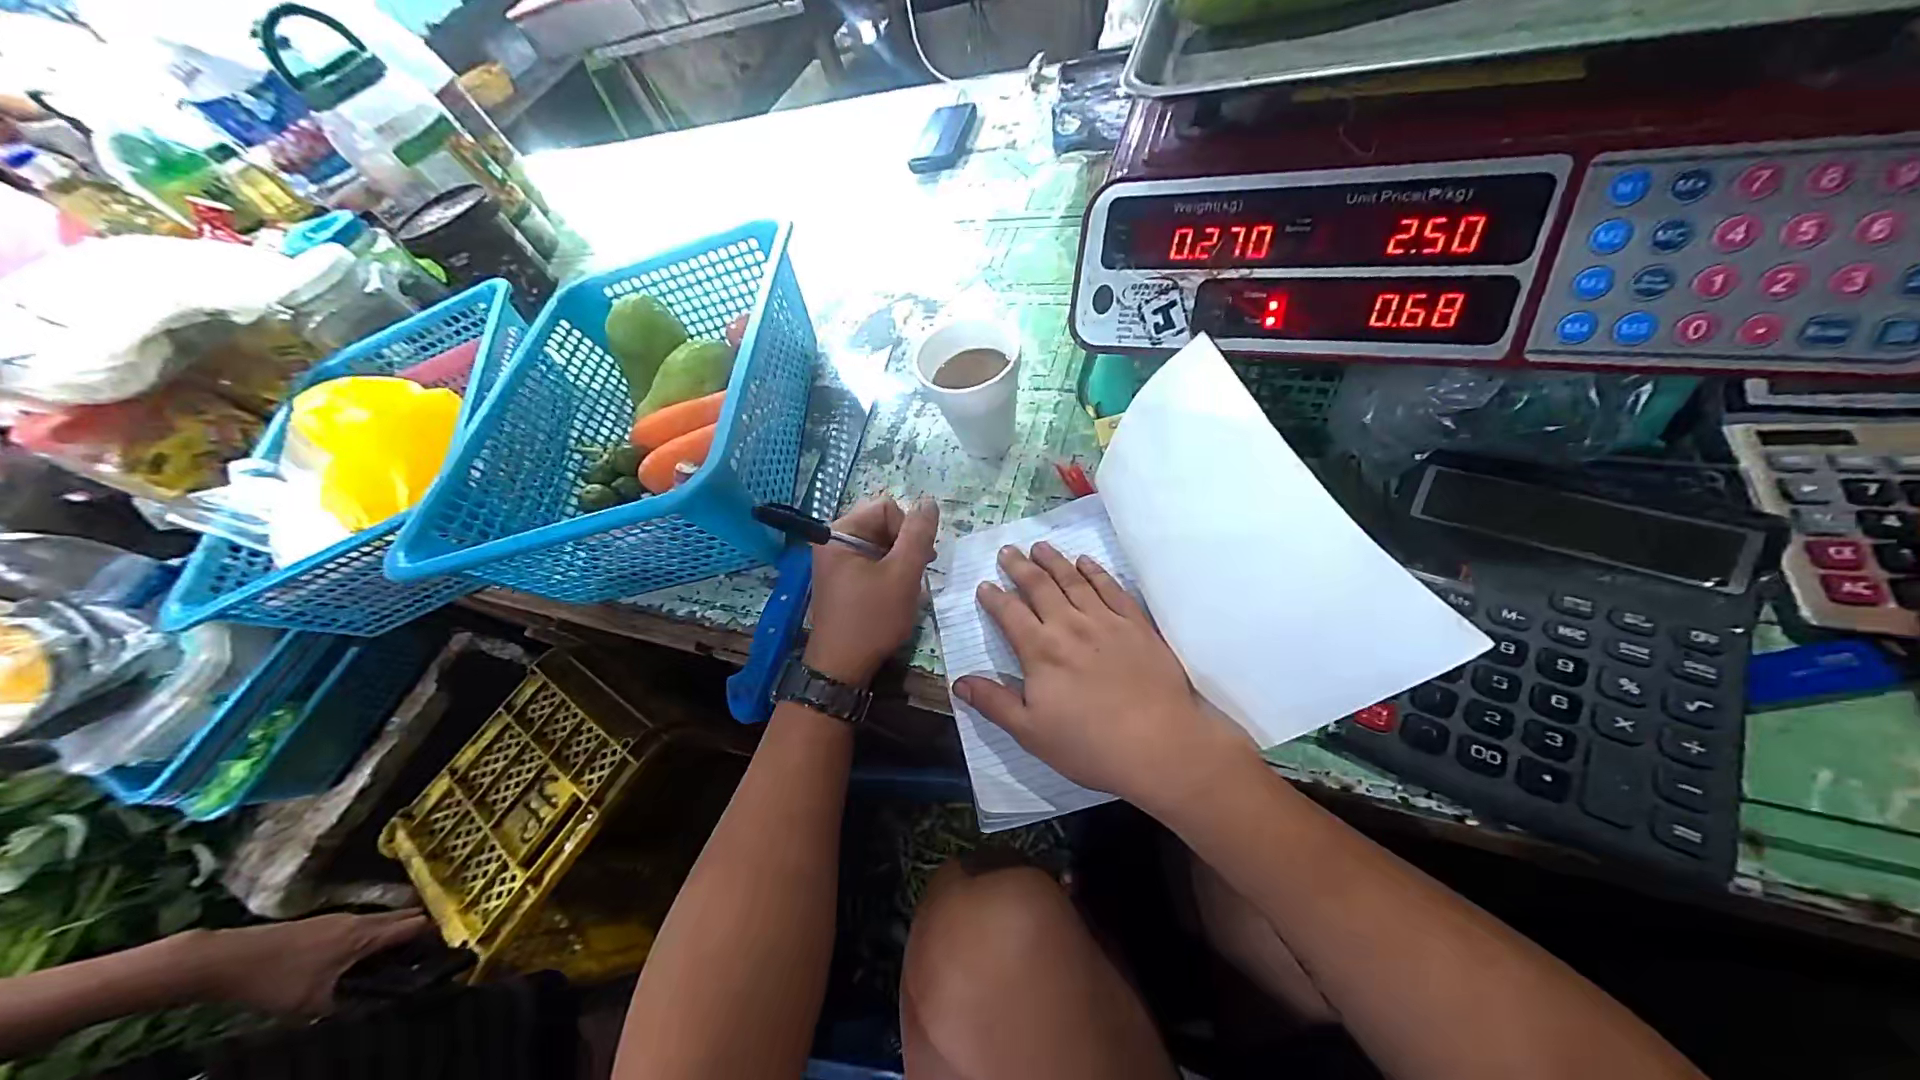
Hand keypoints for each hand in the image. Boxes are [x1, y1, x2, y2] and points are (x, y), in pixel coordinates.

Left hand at [183, 910, 431, 1017]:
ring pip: (384, 919)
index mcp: (366, 935)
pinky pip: (365, 923)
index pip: (418, 924)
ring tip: (394, 959)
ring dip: (395, 933)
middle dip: (420, 931)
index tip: (444, 950)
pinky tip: (358, 958)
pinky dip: (374, 935)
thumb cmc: (275, 979)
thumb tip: (376, 1010)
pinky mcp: (325, 922)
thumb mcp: (311, 1003)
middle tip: (424, 955)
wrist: (227, 958)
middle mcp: (362, 919)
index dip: (435, 935)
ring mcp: (342, 918)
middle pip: (406, 915)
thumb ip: (348, 1004)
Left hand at [803, 496, 939, 684]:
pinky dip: (891, 573)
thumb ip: (918, 535)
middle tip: (916, 574)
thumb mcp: (902, 575)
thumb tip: (928, 502)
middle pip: (884, 523)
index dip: (908, 529)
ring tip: (907, 588)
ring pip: (883, 544)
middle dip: (905, 545)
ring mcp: (837, 561)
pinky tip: (897, 594)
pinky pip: (874, 562)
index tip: (917, 560)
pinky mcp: (844, 579)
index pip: (886, 507)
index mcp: (839, 532)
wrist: (842, 667)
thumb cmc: (872, 619)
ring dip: (901, 561)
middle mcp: (834, 541)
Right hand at [954, 543, 1254, 813]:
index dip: (994, 597)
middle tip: (1008, 551)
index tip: (985, 585)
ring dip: (1054, 561)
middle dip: (1020, 567)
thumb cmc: (1090, 745)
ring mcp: (1106, 621)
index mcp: (1040, 651)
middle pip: (1040, 586)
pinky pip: (1112, 588)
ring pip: (1074, 580)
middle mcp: (1070, 626)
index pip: (1009, 613)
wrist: (1160, 744)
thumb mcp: (1031, 733)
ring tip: (1040, 546)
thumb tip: (959, 682)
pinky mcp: (1137, 624)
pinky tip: (1087, 562)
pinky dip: (1096, 571)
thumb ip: (994, 703)